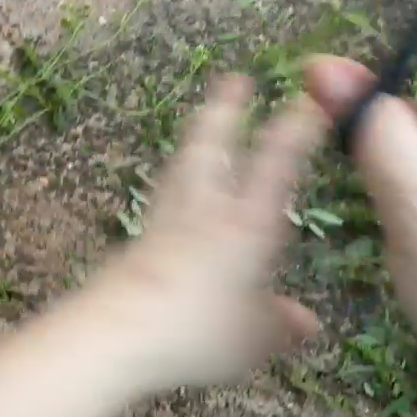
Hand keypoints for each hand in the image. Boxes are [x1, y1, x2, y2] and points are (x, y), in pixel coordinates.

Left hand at [89, 75, 324, 389]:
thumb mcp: (249, 338)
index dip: (290, 133)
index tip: (304, 99)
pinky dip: (172, 184)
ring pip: (180, 169)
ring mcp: (161, 224)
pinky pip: (160, 201)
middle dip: (223, 112)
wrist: (112, 332)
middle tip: (232, 78)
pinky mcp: (134, 242)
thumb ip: (275, 324)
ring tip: (201, 122)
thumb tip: (305, 321)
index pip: (273, 169)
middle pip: (209, 150)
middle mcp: (200, 216)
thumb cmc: (192, 333)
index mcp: (242, 229)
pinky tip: (171, 192)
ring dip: (194, 141)